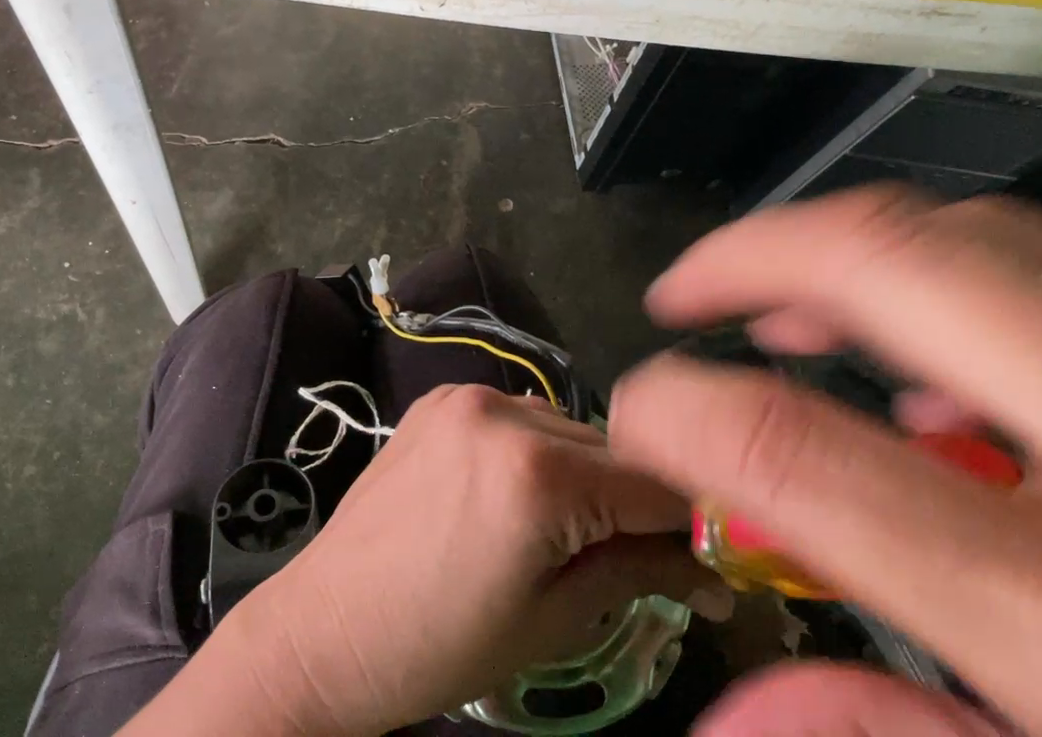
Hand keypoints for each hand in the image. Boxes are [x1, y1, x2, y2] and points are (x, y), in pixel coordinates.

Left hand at [139, 383, 703, 736]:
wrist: (326, 629)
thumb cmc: (440, 644)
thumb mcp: (554, 620)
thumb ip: (640, 573)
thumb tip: (716, 571)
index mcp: (538, 472)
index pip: (658, 481)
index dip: (693, 521)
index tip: (710, 555)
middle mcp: (503, 411)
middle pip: (613, 447)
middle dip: (638, 497)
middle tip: (640, 553)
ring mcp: (464, 397)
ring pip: (567, 427)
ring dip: (587, 471)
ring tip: (568, 530)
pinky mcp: (437, 401)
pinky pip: (518, 417)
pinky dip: (538, 451)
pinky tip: (517, 498)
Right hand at [607, 186, 1041, 736]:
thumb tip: (729, 727)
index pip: (799, 454)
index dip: (678, 407)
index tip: (642, 406)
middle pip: (893, 263)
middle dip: (749, 255)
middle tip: (689, 290)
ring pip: (993, 235)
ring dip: (855, 257)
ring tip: (795, 309)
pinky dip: (979, 288)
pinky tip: (969, 358)